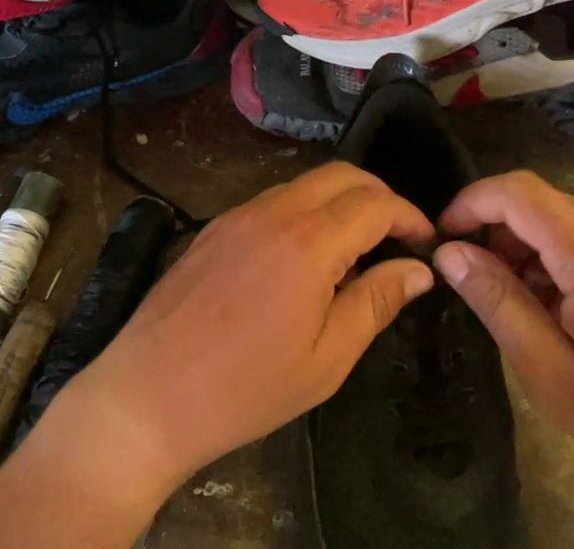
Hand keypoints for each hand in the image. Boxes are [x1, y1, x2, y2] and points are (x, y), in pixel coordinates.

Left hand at [76, 162, 435, 483]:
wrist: (147, 397)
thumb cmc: (245, 389)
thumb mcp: (326, 359)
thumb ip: (375, 302)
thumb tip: (418, 270)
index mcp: (307, 242)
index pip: (375, 203)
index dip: (410, 216)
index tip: (426, 243)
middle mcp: (273, 212)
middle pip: (342, 176)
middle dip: (379, 198)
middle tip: (398, 240)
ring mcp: (238, 216)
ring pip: (305, 185)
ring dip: (341, 204)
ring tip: (354, 257)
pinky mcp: (214, 228)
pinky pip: (273, 202)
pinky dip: (305, 214)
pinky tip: (305, 262)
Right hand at [432, 171, 573, 548]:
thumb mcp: (547, 369)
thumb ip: (497, 300)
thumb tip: (450, 253)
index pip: (518, 191)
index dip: (472, 201)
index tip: (444, 236)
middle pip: (542, 201)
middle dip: (497, 226)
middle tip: (474, 278)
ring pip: (567, 222)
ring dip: (527, 246)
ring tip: (513, 303)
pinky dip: (558, 260)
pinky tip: (555, 313)